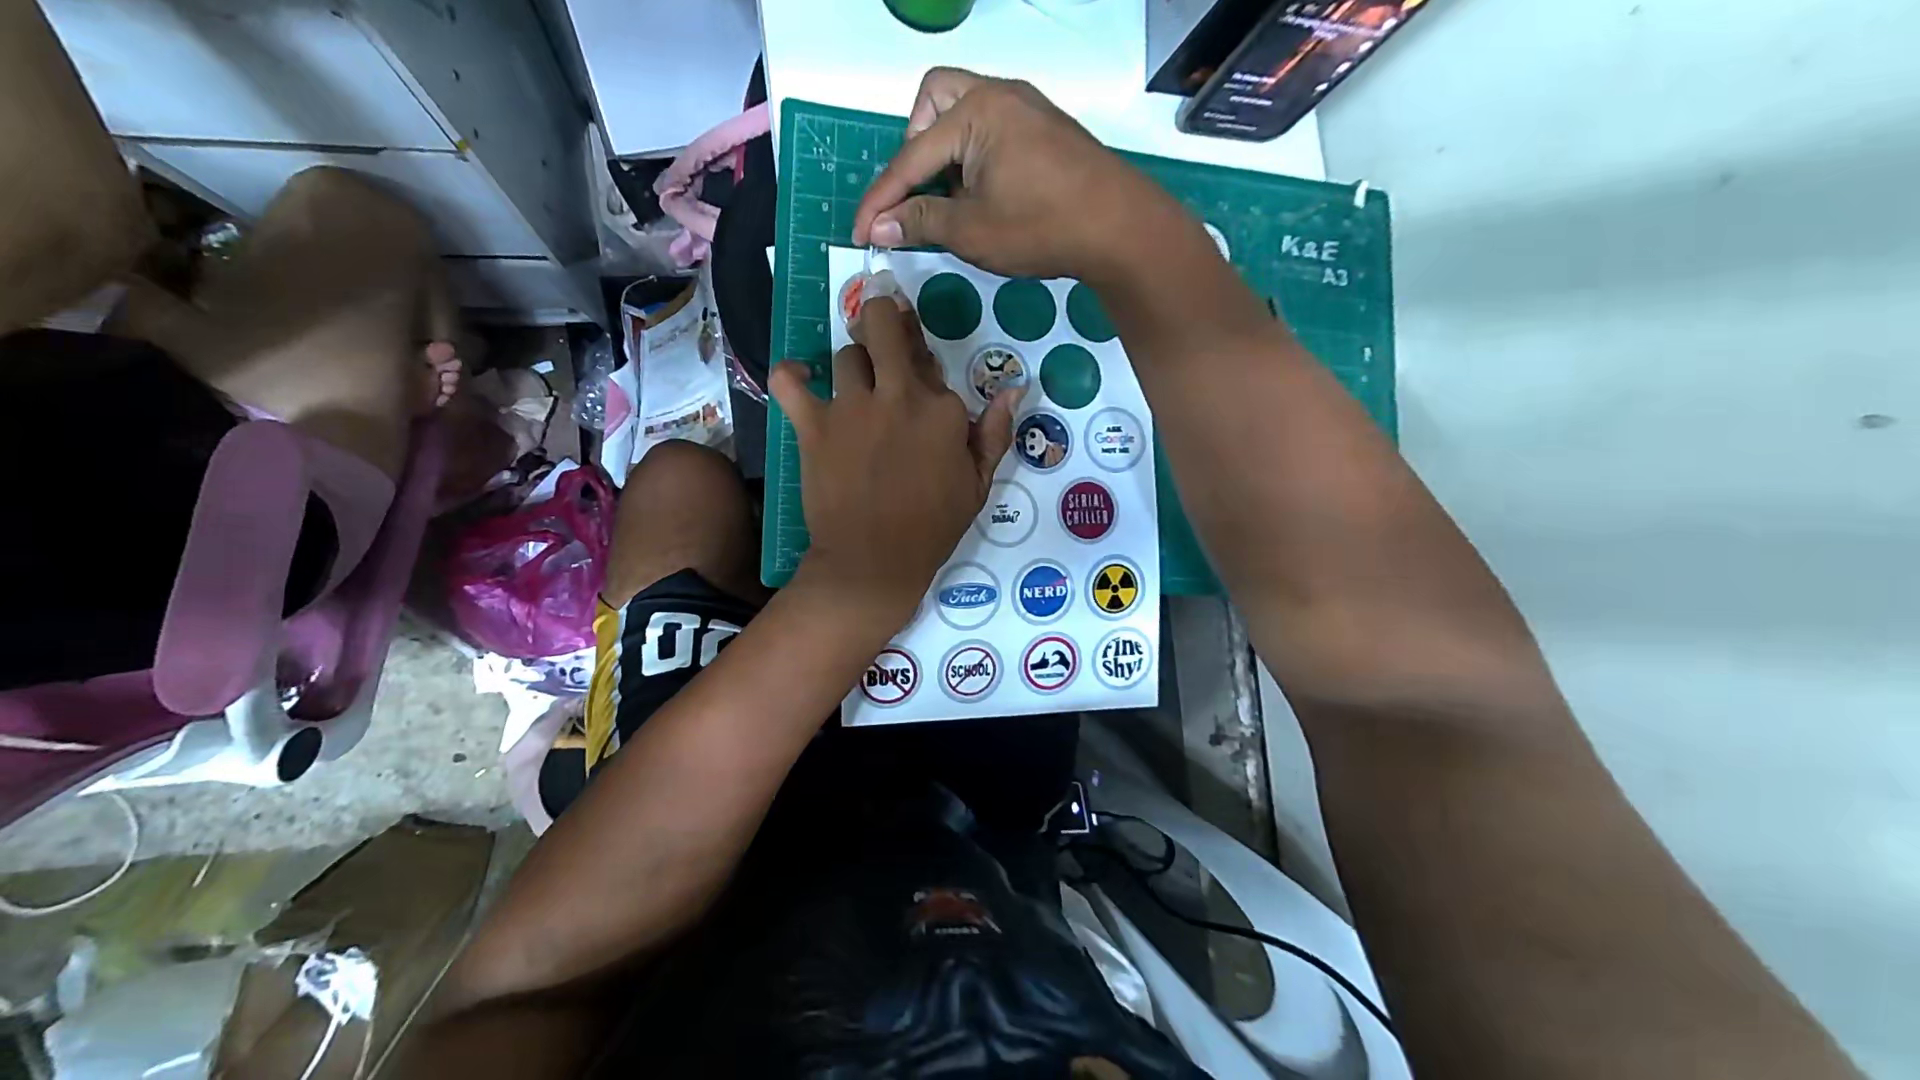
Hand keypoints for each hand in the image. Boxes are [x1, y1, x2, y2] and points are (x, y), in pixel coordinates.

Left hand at [769, 292, 1020, 623]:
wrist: (874, 562)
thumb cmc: (932, 528)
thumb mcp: (978, 485)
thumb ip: (994, 433)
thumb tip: (1015, 389)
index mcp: (941, 409)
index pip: (931, 363)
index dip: (924, 367)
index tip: (920, 382)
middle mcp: (897, 396)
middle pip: (884, 327)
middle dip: (883, 317)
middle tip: (882, 326)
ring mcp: (851, 408)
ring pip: (846, 354)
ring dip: (852, 363)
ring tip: (855, 387)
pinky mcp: (813, 426)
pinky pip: (790, 382)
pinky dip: (791, 375)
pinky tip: (800, 378)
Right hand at [853, 68, 1185, 284]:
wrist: (1120, 228)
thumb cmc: (1041, 227)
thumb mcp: (972, 231)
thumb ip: (921, 223)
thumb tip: (880, 227)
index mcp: (975, 112)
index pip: (911, 158)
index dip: (881, 200)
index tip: (861, 233)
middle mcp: (999, 94)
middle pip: (934, 98)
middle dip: (914, 147)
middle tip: (919, 193)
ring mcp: (1027, 107)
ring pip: (966, 107)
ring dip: (945, 147)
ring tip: (951, 196)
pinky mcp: (1046, 127)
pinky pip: (993, 124)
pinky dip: (975, 152)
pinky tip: (985, 192)